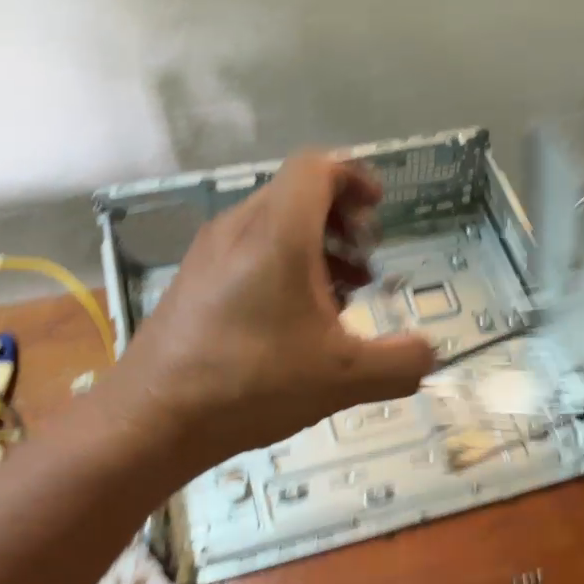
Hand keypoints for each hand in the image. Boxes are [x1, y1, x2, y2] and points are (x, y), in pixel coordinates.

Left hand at [101, 152, 435, 465]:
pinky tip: (295, 325)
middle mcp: (239, 228)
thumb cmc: (252, 384)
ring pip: (273, 225)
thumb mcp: (345, 379)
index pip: (317, 167)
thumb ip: (401, 362)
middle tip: (366, 269)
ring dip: (316, 249)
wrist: (155, 416)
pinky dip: (283, 268)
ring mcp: (210, 253)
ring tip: (339, 301)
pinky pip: (248, 252)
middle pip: (297, 194)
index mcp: (277, 232)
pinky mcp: (194, 281)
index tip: (380, 211)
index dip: (355, 177)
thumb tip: (429, 354)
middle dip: (343, 222)